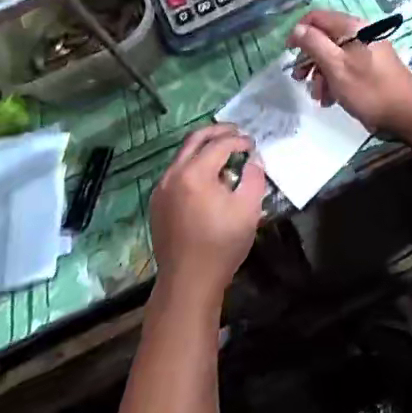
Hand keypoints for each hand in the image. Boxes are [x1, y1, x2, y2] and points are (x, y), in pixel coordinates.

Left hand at [148, 125, 266, 308]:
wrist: (188, 280)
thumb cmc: (222, 244)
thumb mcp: (248, 210)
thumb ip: (254, 178)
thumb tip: (253, 161)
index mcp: (194, 174)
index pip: (219, 144)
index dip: (239, 140)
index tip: (253, 144)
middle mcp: (172, 175)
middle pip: (194, 140)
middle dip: (217, 132)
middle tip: (236, 132)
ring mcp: (161, 190)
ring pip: (182, 156)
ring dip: (203, 148)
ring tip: (224, 152)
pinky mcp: (157, 204)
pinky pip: (176, 173)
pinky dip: (193, 165)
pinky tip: (208, 178)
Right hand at [287, 10, 411, 132]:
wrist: (408, 114)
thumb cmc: (369, 90)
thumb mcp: (336, 67)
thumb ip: (314, 45)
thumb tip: (298, 28)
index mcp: (353, 28)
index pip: (317, 18)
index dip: (299, 32)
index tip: (289, 52)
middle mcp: (361, 35)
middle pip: (326, 38)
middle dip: (310, 59)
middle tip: (299, 79)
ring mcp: (369, 53)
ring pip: (335, 57)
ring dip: (321, 75)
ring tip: (319, 96)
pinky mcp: (373, 70)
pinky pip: (347, 69)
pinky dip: (336, 82)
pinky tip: (331, 100)